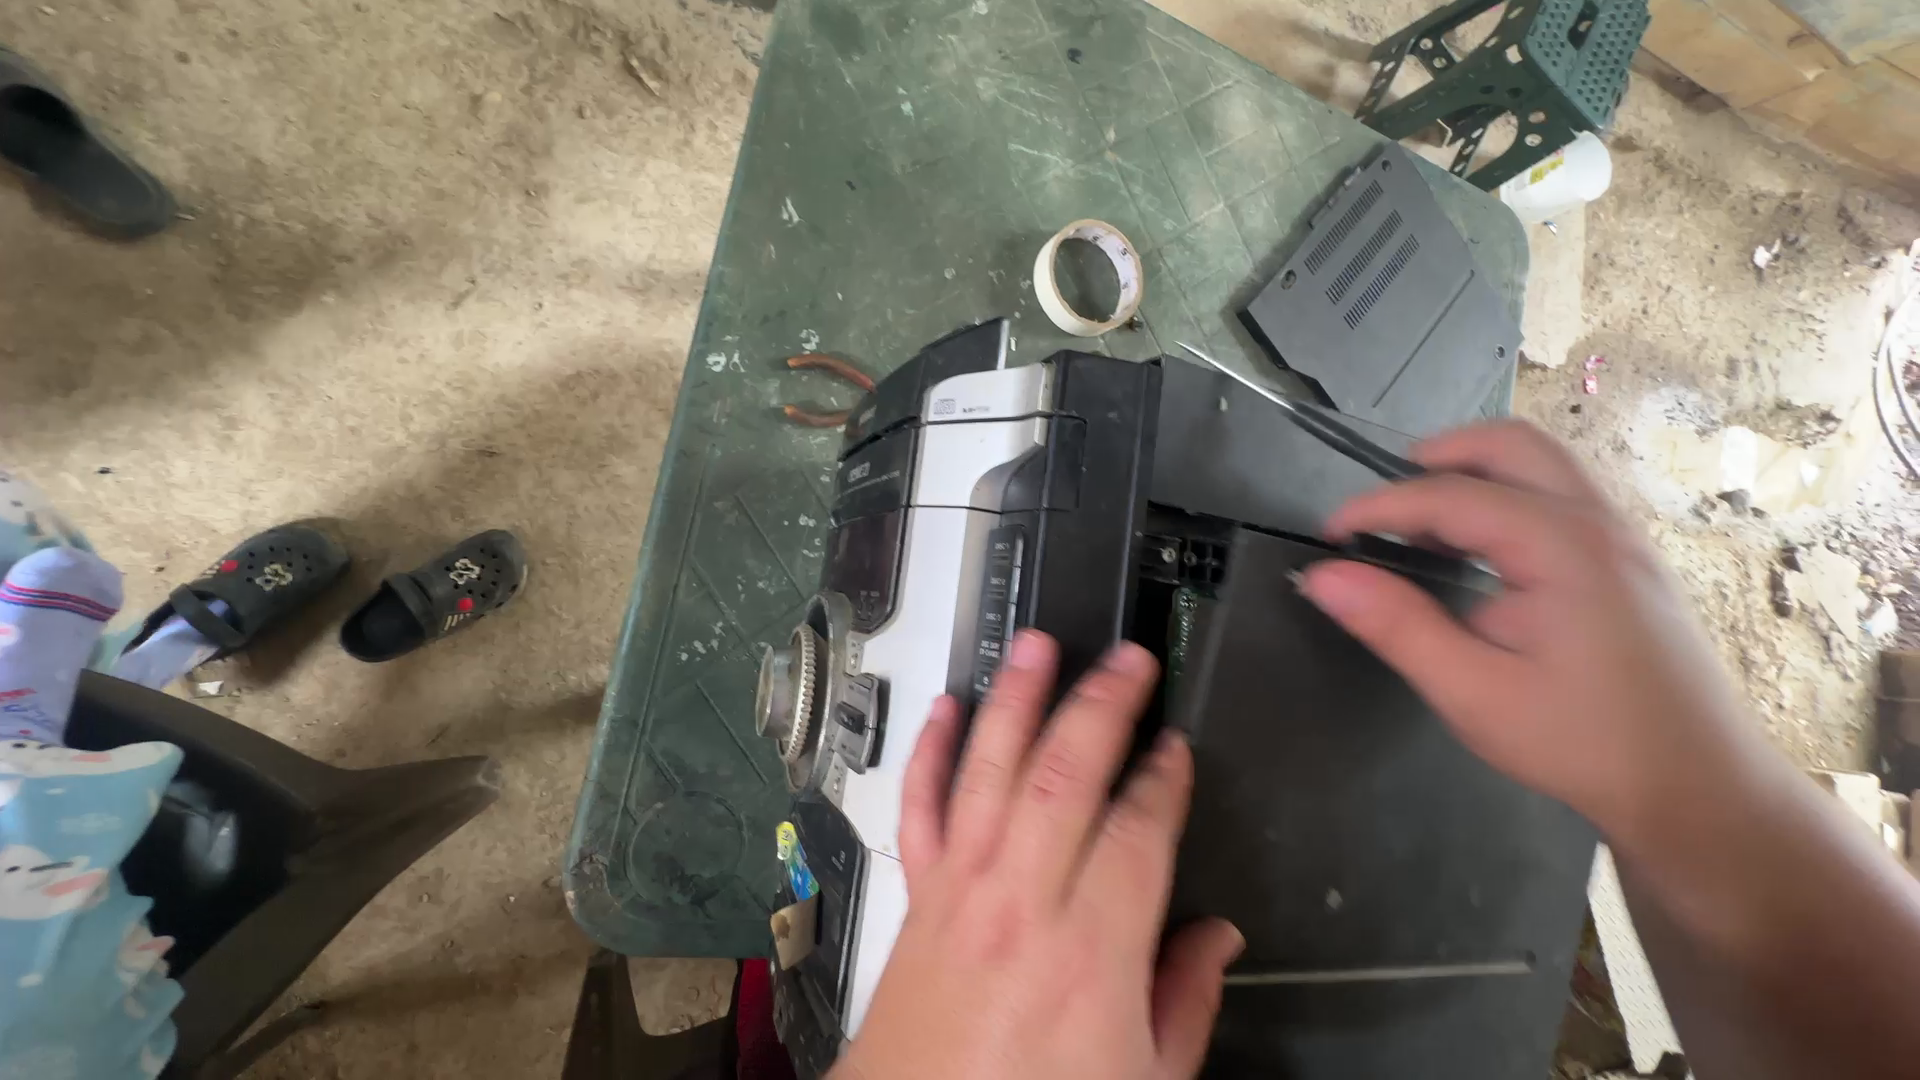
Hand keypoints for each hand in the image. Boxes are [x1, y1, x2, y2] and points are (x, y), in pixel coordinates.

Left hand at [835, 630, 1242, 1079]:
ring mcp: (961, 887)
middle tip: (1127, 660)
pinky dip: (929, 752)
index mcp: (1090, 953)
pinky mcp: (919, 892)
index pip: (1138, 833)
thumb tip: (1217, 935)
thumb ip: (1186, 1001)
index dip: (1163, 780)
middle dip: (1101, 705)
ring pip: (989, 769)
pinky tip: (944, 709)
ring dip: (1015, 700)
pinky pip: (920, 807)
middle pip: (1063, 775)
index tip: (1178, 743)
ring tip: (1034, 646)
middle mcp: (1020, 902)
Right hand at [1296, 421, 1753, 839]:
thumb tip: (1321, 575)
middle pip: (1510, 444)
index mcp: (1563, 549)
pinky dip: (1498, 497)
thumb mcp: (1471, 691)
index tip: (1329, 534)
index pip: (1451, 495)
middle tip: (1381, 509)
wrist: (1699, 790)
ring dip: (1468, 475)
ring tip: (1417, 529)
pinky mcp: (1622, 558)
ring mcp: (1619, 537)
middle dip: (1434, 460)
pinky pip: (1553, 494)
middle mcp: (1598, 523)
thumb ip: (1394, 625)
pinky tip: (1470, 552)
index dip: (1378, 506)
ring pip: (1537, 463)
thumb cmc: (1581, 742)